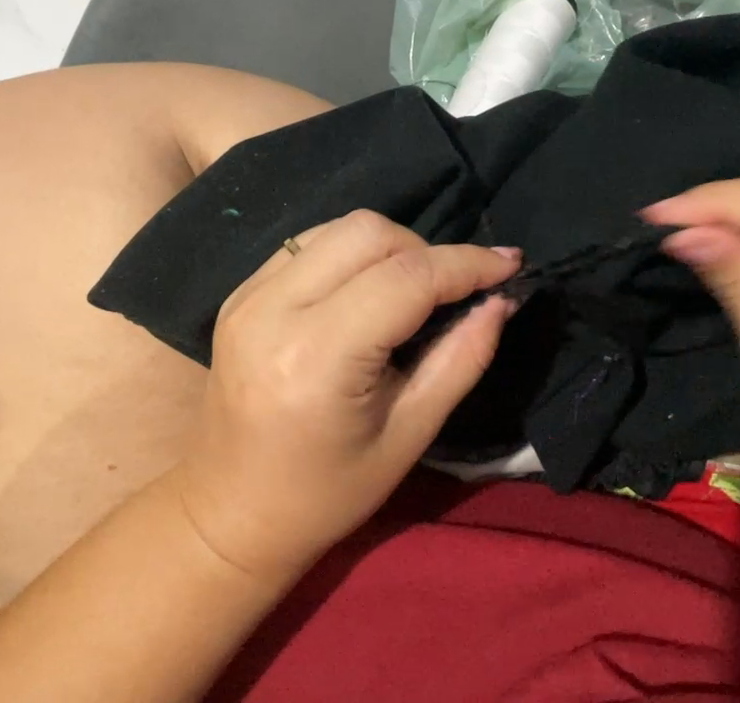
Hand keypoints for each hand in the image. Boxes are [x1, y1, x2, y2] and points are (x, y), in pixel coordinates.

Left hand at [171, 210, 519, 583]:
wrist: (230, 512)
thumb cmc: (326, 493)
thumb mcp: (408, 437)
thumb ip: (460, 360)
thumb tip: (500, 300)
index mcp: (316, 358)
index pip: (405, 278)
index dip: (465, 264)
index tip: (509, 264)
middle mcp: (272, 311)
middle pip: (367, 232)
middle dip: (424, 250)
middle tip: (451, 292)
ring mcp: (246, 297)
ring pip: (335, 228)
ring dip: (387, 247)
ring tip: (410, 293)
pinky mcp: (237, 294)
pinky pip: (305, 245)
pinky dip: (348, 255)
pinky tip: (363, 294)